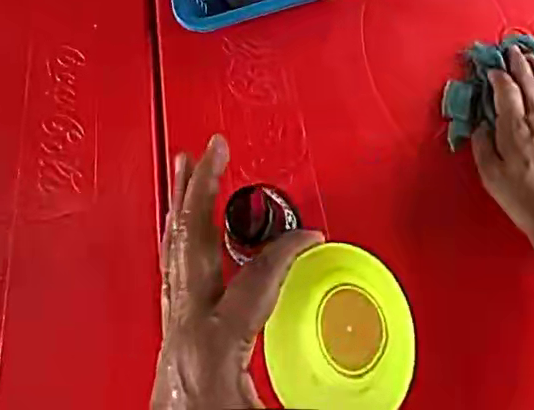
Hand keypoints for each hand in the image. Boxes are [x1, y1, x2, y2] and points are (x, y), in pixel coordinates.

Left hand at [153, 135, 321, 409]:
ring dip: (184, 201)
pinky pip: (172, 268)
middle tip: (213, 148)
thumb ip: (322, 392)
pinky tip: (184, 221)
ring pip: (176, 248)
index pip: (259, 275)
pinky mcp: (168, 340)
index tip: (311, 235)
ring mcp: (172, 331)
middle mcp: (186, 328)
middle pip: (193, 239)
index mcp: (215, 344)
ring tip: (189, 166)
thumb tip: (365, 387)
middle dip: (204, 187)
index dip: (290, 248)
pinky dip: (178, 233)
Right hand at [471, 46, 533, 249]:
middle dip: (519, 63)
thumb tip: (481, 126)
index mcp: (514, 126)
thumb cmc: (523, 199)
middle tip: (512, 50)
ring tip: (533, 57)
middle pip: (529, 81)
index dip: (498, 75)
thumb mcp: (490, 174)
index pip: (506, 89)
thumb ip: (482, 145)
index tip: (491, 69)